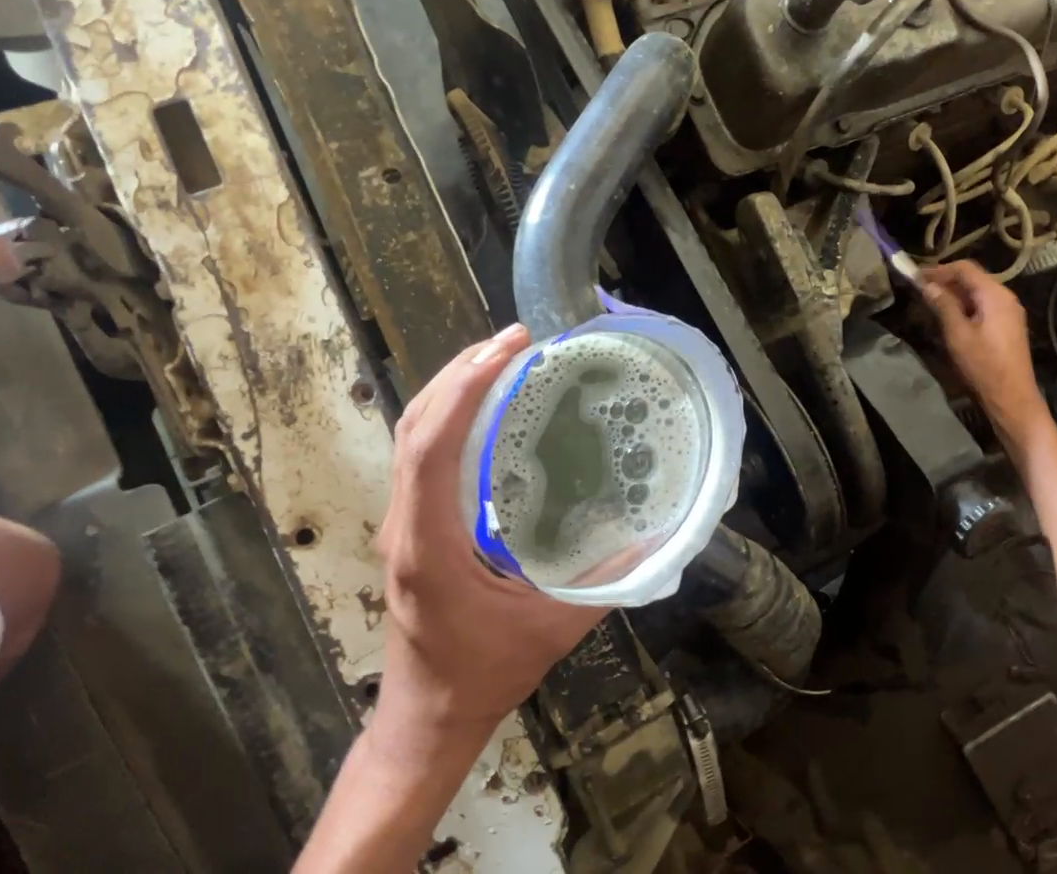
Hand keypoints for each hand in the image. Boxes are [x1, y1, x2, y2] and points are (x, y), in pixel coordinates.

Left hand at [373, 323, 605, 733]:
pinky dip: (449, 416)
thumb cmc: (483, 675)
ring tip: (502, 358)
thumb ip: (605, 583)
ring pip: (409, 436)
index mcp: (430, 546)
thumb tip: (655, 536)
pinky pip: (420, 455)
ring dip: (450, 389)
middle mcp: (405, 525)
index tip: (508, 350)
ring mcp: (402, 525)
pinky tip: (488, 409)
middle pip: (414, 427)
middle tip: (514, 339)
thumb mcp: (553, 630)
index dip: (464, 390)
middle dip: (459, 372)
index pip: (431, 448)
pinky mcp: (410, 529)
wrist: (428, 717)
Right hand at [918, 261, 1050, 444]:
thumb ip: (944, 306)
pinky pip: (985, 305)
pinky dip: (966, 305)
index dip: (939, 269)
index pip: (965, 268)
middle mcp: (1005, 296)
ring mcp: (1010, 310)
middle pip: (973, 278)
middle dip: (946, 281)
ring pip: (978, 292)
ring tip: (932, 302)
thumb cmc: (983, 365)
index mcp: (994, 294)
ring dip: (955, 294)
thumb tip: (929, 286)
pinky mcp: (1008, 324)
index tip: (917, 277)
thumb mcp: (957, 334)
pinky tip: (951, 316)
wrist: (1012, 396)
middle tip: (921, 289)